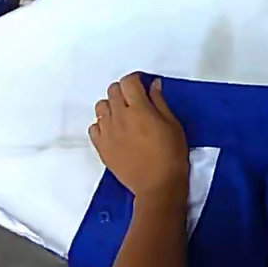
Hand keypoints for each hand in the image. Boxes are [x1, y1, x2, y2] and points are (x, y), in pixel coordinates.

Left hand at [90, 74, 188, 200]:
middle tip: (135, 100)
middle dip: (124, 90)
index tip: (142, 84)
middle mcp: (119, 117)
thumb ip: (160, 102)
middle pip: (113, 90)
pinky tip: (114, 130)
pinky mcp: (101, 147)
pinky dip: (102, 124)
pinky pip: (94, 127)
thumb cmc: (171, 155)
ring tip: (123, 115)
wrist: (158, 186)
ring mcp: (107, 133)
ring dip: (112, 105)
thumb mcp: (173, 124)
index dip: (135, 79)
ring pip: (101, 106)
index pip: (128, 82)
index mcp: (139, 110)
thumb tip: (152, 84)